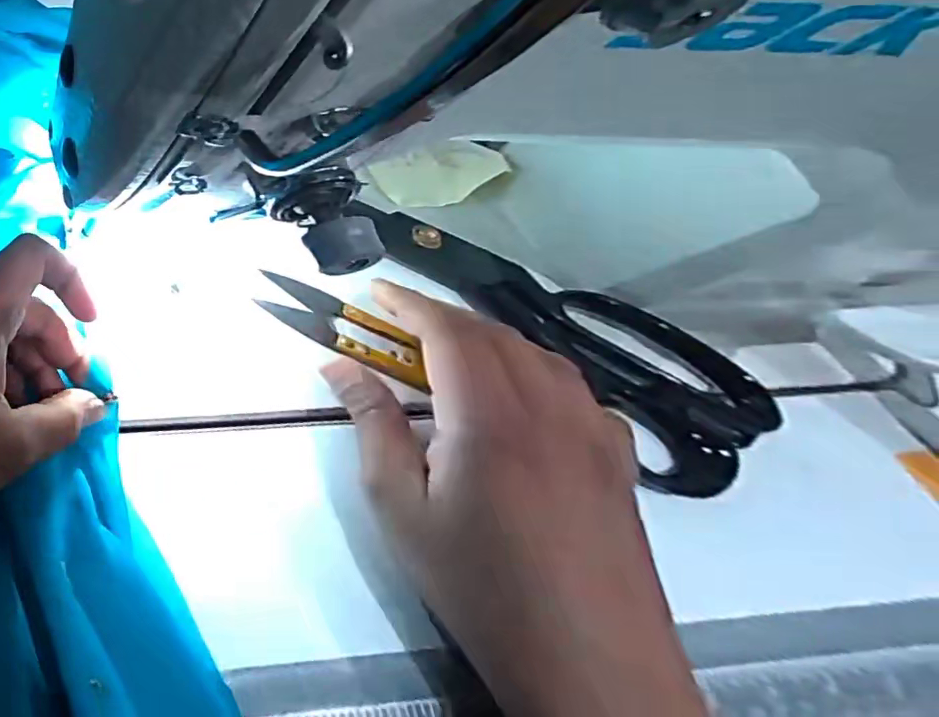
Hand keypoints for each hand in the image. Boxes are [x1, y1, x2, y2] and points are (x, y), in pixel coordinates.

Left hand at [0, 233, 107, 529]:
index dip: (72, 279)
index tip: (93, 323)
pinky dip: (3, 372)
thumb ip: (64, 419)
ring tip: (42, 422)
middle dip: (58, 349)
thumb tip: (92, 403)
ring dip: (32, 367)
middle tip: (71, 403)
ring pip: (2, 328)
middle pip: (26, 305)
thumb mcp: (10, 446)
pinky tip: (9, 419)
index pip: (34, 254)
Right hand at [323, 280, 705, 716]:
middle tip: (394, 324)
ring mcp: (596, 438)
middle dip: (439, 317)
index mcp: (491, 419)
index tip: (375, 291)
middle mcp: (551, 414)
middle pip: (493, 336)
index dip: (409, 303)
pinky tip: (514, 397)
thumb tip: (341, 367)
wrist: (592, 669)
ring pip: (538, 356)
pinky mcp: (620, 465)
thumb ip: (372, 424)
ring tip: (445, 352)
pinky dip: (532, 370)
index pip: (450, 333)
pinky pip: (575, 390)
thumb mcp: (399, 504)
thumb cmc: (478, 584)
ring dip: (485, 339)